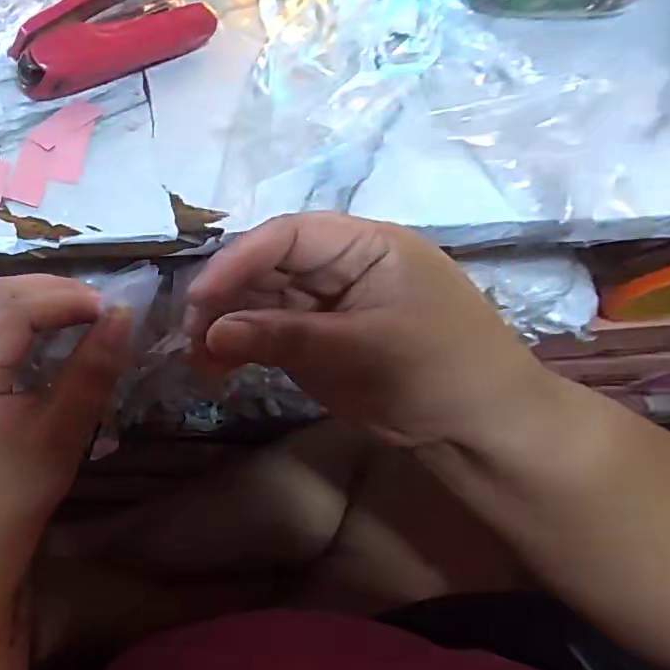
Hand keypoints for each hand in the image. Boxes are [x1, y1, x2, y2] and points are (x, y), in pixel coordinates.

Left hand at [0, 275, 132, 533]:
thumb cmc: (25, 483)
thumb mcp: (65, 427)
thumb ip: (91, 368)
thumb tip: (122, 314)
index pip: (14, 310)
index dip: (64, 299)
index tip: (110, 307)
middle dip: (49, 290)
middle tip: (97, 305)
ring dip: (34, 299)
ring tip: (80, 310)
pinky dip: (21, 316)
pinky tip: (52, 328)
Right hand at [185, 213, 553, 446]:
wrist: (479, 433)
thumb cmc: (437, 373)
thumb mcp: (360, 350)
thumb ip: (281, 336)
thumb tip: (210, 333)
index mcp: (365, 247)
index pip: (288, 236)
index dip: (238, 260)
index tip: (198, 297)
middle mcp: (336, 268)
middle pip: (262, 267)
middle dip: (222, 298)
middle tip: (190, 335)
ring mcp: (319, 304)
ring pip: (252, 301)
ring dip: (220, 326)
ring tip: (198, 359)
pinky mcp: (307, 338)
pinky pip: (258, 333)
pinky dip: (232, 348)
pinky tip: (214, 367)